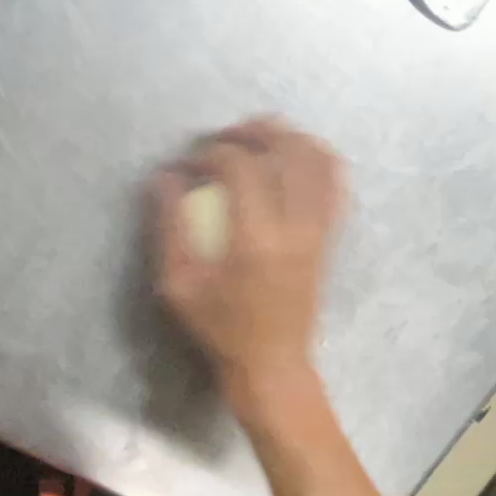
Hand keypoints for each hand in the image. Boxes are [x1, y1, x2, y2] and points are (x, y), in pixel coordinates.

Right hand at [152, 117, 344, 399]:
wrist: (271, 363)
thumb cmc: (220, 330)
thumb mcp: (179, 286)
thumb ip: (169, 229)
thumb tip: (163, 179)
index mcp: (254, 239)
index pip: (239, 167)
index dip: (210, 153)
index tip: (188, 162)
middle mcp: (294, 226)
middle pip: (285, 149)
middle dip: (251, 131)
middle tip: (222, 138)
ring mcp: (318, 230)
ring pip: (316, 157)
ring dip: (286, 137)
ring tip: (256, 140)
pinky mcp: (328, 237)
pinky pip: (333, 181)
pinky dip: (314, 158)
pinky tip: (290, 160)